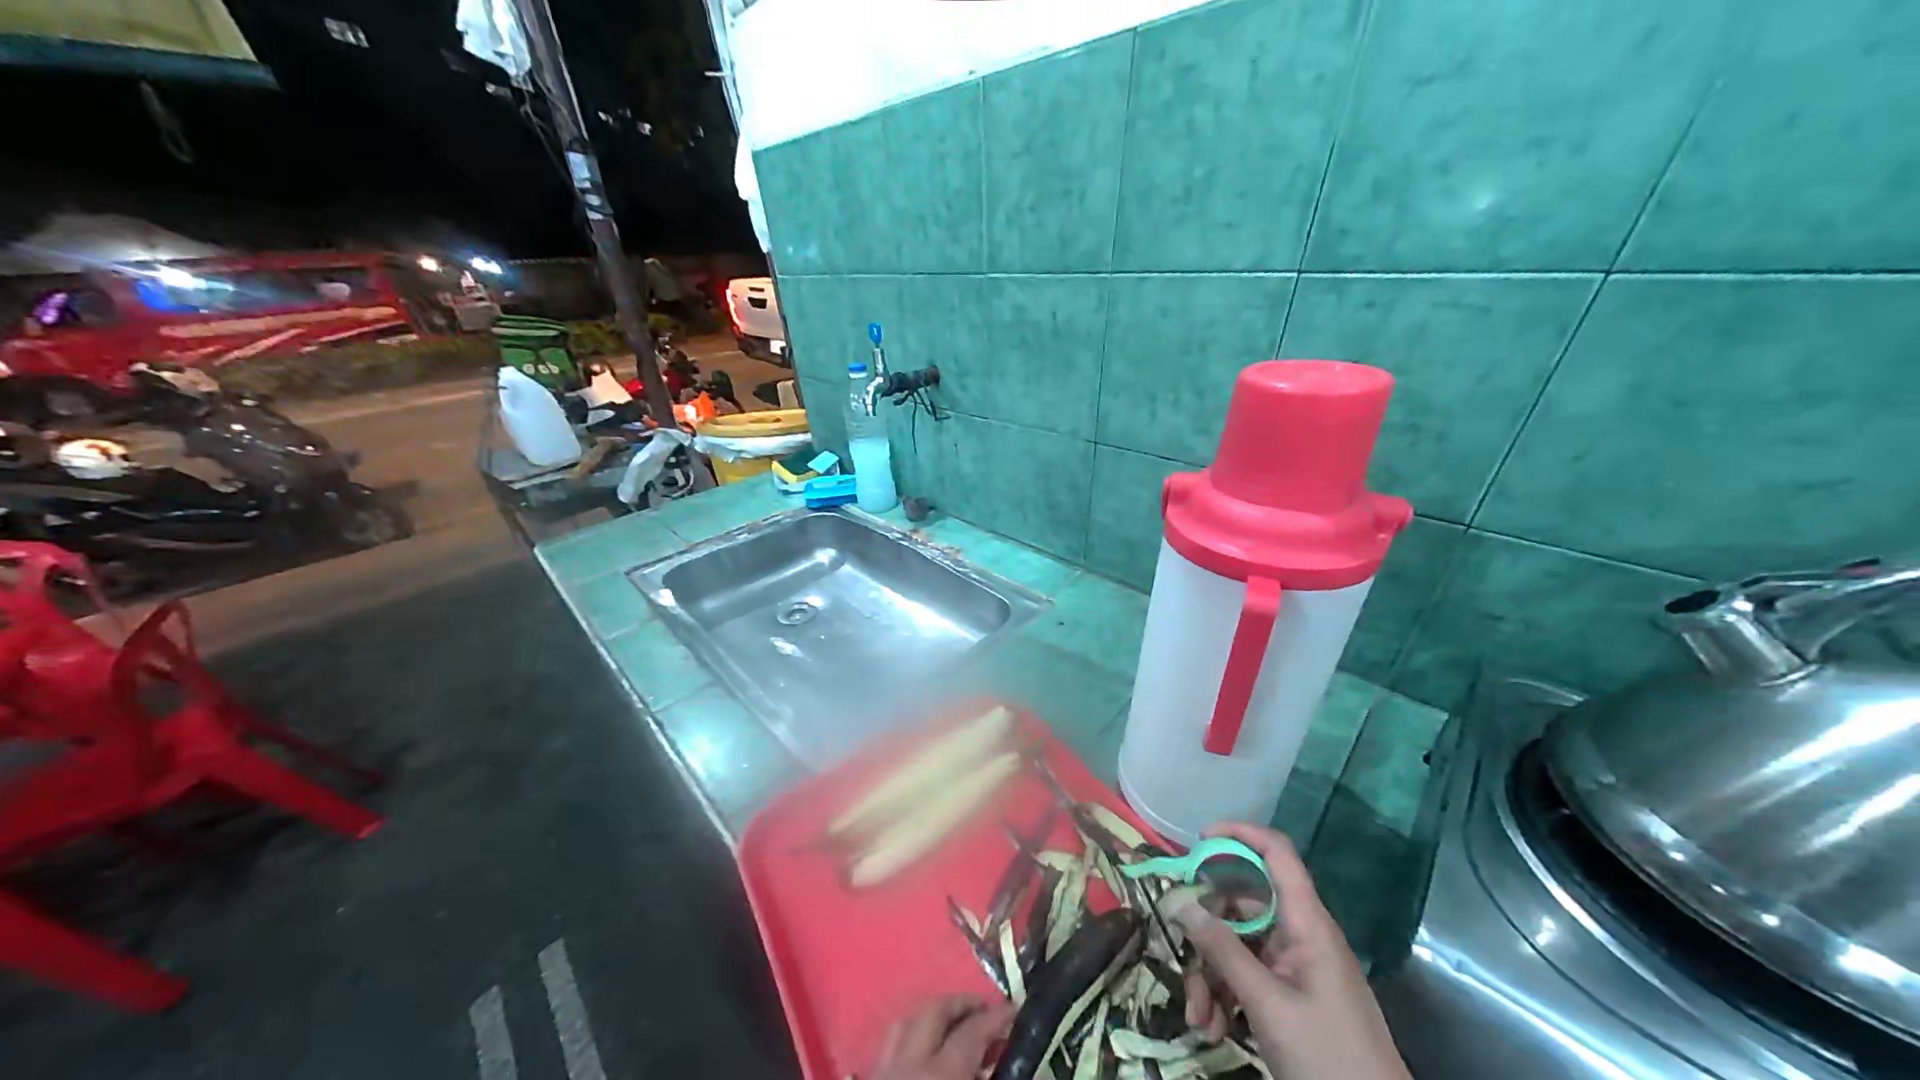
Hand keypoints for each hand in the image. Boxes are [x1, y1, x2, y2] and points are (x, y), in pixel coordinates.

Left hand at [870, 996, 1015, 1079]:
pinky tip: (920, 1052)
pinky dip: (908, 1039)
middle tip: (983, 1009)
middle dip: (960, 1003)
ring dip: (930, 1016)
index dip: (996, 1017)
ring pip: (904, 1023)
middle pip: (933, 1012)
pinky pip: (888, 1047)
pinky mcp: (868, 1077)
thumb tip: (998, 1058)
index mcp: (941, 1074)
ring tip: (952, 1024)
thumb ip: (988, 1077)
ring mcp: (882, 1071)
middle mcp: (907, 1064)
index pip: (971, 1033)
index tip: (1014, 1009)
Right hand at [1172, 823, 1410, 1079]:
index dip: (1240, 835)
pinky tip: (1212, 1028)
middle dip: (1207, 932)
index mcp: (1307, 924)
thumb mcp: (1267, 1004)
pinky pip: (1245, 976)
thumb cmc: (1328, 1058)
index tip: (1198, 839)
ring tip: (1199, 1018)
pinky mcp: (1288, 995)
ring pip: (1236, 945)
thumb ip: (1223, 950)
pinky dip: (1224, 997)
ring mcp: (1293, 966)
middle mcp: (1299, 935)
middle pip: (1242, 905)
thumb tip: (1180, 902)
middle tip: (1182, 956)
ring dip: (1210, 976)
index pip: (1277, 854)